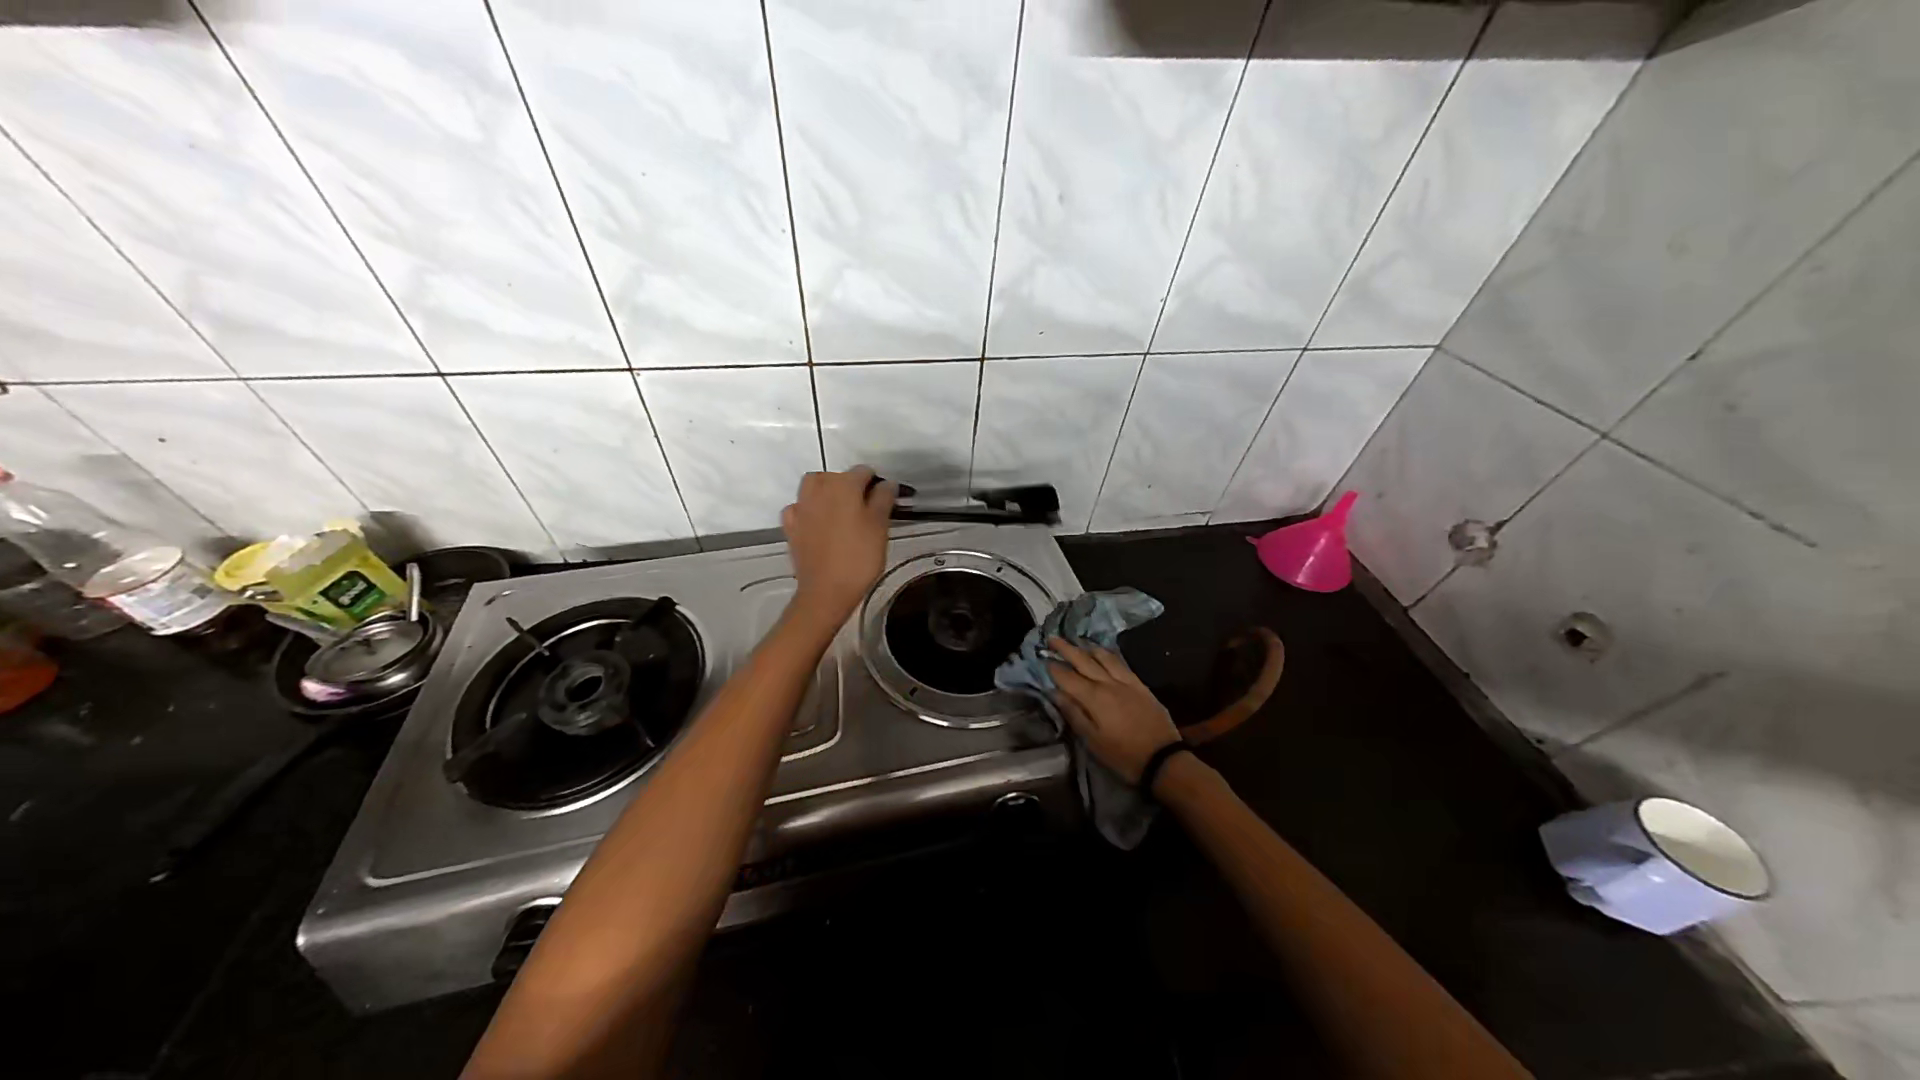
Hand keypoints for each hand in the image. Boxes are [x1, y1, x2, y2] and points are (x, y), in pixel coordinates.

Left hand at [782, 466, 895, 629]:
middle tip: (865, 508)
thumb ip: (884, 499)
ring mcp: (801, 507)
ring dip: (827, 492)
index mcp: (843, 485)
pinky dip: (808, 509)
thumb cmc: (859, 558)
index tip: (884, 500)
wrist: (826, 591)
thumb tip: (886, 483)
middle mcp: (818, 489)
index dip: (877, 483)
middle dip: (850, 486)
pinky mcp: (790, 526)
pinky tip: (817, 522)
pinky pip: (799, 507)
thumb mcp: (880, 526)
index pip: (864, 472)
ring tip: (841, 511)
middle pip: (836, 476)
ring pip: (814, 487)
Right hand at [1046, 637, 1180, 784]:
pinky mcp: (1140, 685)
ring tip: (1076, 641)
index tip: (1041, 658)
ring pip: (1103, 657)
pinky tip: (1104, 653)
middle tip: (1052, 638)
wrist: (1163, 759)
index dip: (1053, 668)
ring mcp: (1126, 682)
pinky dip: (1108, 654)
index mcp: (1094, 698)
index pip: (1068, 677)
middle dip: (1066, 648)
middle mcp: (1108, 683)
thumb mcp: (1092, 741)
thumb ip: (1073, 713)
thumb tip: (1054, 693)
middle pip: (1083, 660)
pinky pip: (1121, 662)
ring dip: (1087, 647)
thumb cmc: (1123, 755)